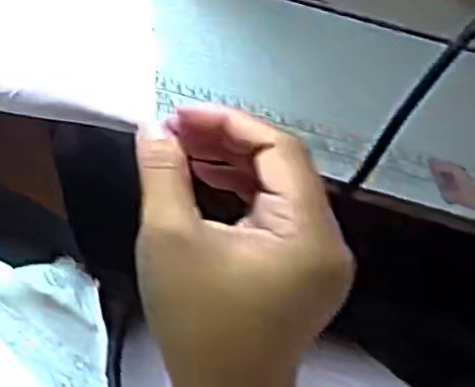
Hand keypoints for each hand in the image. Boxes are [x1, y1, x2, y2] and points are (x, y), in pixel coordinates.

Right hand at [135, 105, 354, 386]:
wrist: (222, 382)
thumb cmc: (197, 310)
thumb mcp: (167, 232)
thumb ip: (162, 171)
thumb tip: (153, 126)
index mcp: (305, 233)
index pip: (281, 150)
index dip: (228, 121)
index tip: (176, 114)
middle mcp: (322, 241)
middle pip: (281, 163)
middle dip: (222, 135)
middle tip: (168, 126)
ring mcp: (311, 254)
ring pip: (274, 181)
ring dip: (224, 156)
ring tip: (174, 146)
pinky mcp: (293, 263)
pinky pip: (268, 204)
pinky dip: (231, 181)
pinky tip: (194, 176)